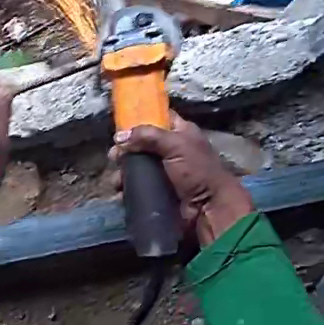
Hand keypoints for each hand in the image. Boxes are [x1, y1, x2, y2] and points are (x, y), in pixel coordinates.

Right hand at [112, 114, 254, 245]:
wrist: (209, 208)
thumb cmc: (196, 170)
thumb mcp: (175, 145)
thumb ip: (147, 136)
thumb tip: (119, 137)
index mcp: (180, 132)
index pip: (157, 117)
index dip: (139, 117)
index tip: (120, 124)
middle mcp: (170, 149)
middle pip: (140, 143)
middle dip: (125, 149)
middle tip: (114, 157)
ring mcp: (163, 171)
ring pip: (135, 165)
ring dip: (123, 171)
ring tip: (117, 180)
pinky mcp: (157, 189)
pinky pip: (136, 184)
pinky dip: (126, 188)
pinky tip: (120, 192)